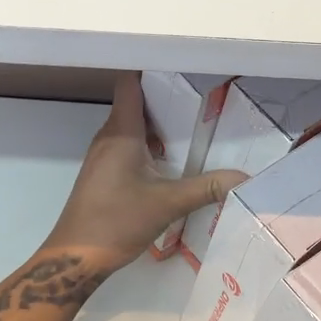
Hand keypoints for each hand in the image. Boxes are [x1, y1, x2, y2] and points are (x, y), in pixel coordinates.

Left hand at [42, 73, 247, 274]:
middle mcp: (108, 137)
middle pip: (135, 103)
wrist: (76, 256)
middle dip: (165, 97)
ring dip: (159, 124)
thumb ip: (206, 188)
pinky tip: (173, 160)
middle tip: (202, 94)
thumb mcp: (167, 204)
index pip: (129, 83)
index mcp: (120, 132)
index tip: (181, 64)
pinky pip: (129, 146)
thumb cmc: (116, 221)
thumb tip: (245, 178)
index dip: (152, 69)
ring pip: (132, 127)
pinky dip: (150, 145)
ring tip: (194, 124)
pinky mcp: (104, 174)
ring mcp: (103, 156)